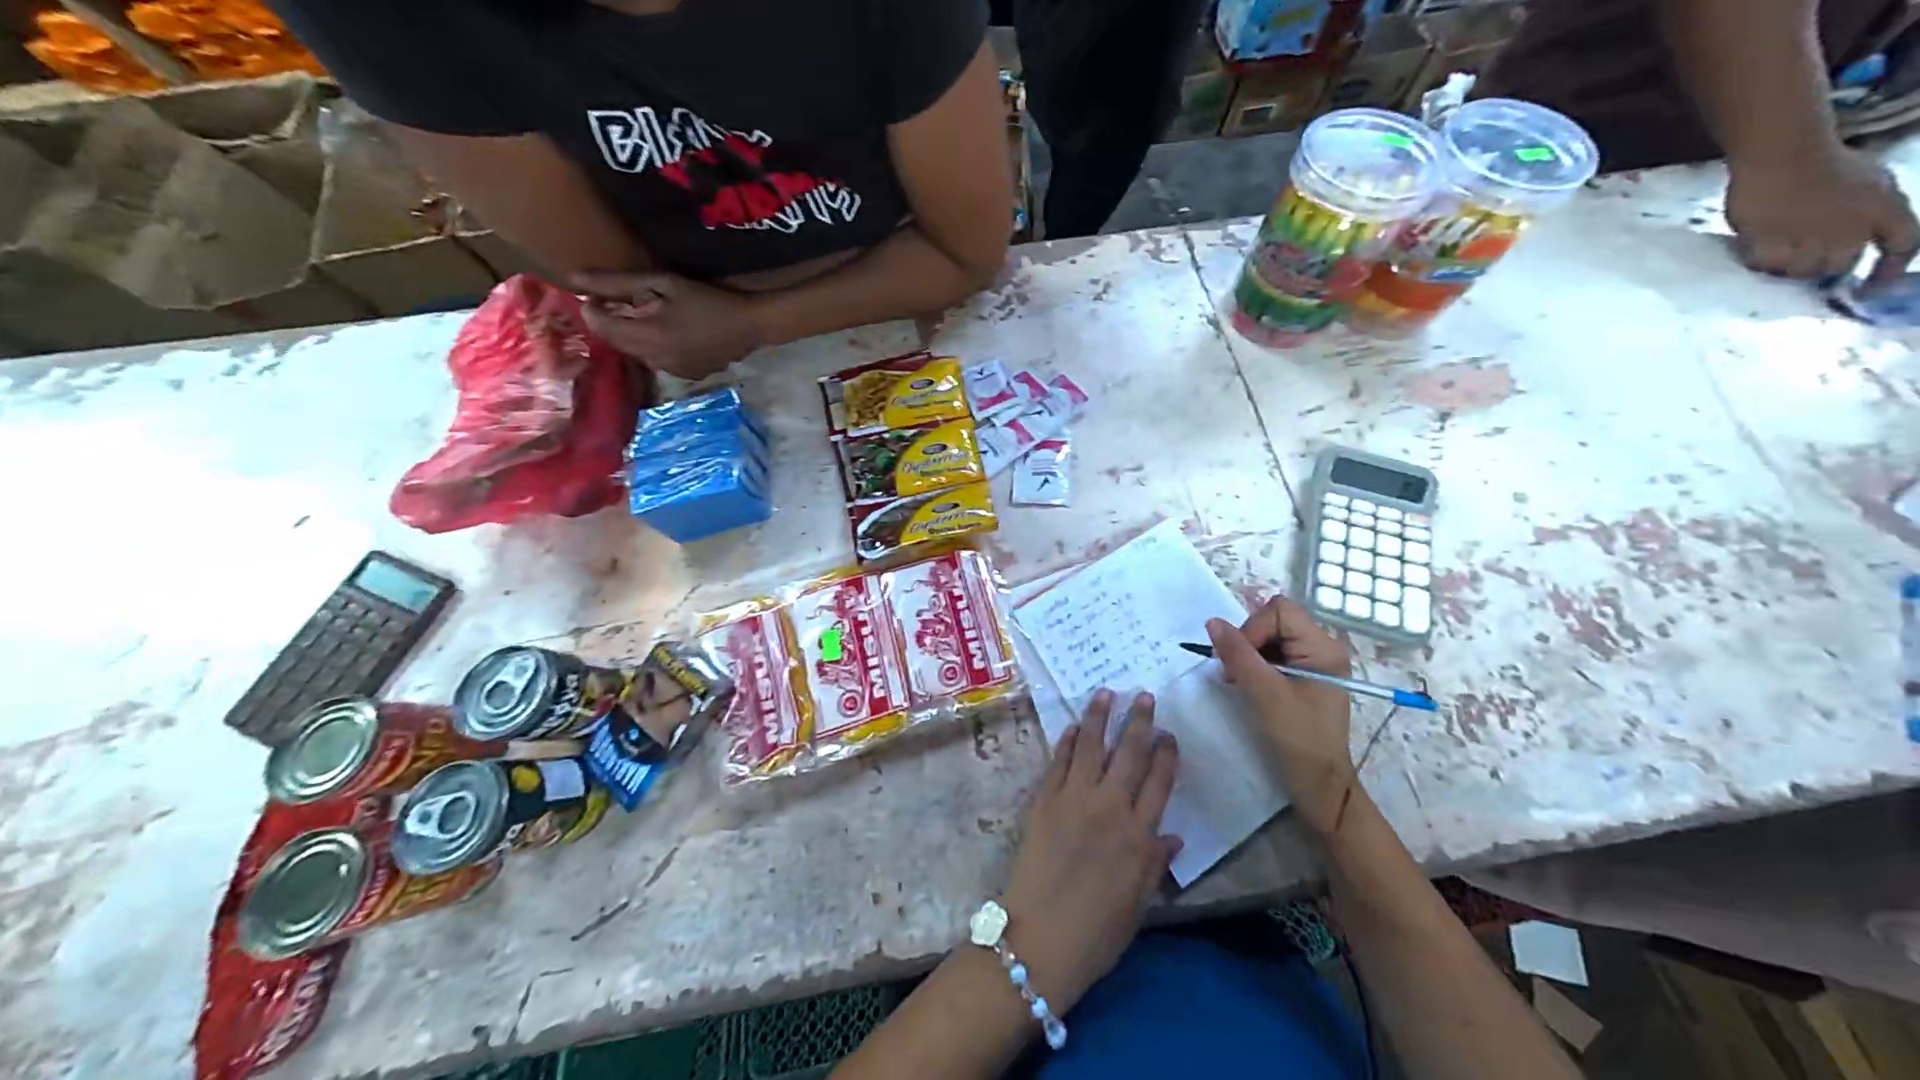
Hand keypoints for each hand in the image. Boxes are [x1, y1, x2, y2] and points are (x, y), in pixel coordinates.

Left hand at [573, 270, 764, 379]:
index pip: (601, 328)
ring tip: (647, 317)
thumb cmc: (708, 298)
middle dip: (613, 323)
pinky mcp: (686, 376)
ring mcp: (673, 372)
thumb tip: (574, 280)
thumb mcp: (664, 282)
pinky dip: (655, 348)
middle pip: (618, 343)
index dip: (593, 311)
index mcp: (649, 336)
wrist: (750, 325)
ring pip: (637, 354)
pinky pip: (658, 362)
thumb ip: (618, 283)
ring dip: (634, 336)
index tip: (598, 296)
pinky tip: (671, 334)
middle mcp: (657, 360)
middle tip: (620, 303)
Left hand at [999, 690, 1180, 1015]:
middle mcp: (1110, 808)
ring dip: (1100, 717)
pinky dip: (1068, 742)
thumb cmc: (1096, 932)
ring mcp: (1073, 800)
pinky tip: (1074, 727)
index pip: (1159, 782)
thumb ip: (1154, 864)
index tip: (1170, 734)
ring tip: (1106, 693)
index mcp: (1139, 836)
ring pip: (1091, 747)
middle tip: (1144, 695)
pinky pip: (1058, 763)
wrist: (1039, 939)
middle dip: (1139, 722)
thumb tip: (1173, 836)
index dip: (1166, 754)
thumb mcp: (1137, 904)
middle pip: (1129, 755)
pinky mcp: (1043, 802)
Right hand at [1206, 598, 1356, 836]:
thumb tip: (1213, 622)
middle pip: (1273, 620)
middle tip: (1234, 672)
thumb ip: (1238, 654)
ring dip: (1248, 654)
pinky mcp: (1303, 675)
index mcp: (1323, 647)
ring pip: (1269, 636)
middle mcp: (1322, 647)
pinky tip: (1247, 685)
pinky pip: (1272, 653)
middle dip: (1248, 641)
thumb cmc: (1297, 738)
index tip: (1239, 661)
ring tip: (1239, 681)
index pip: (1279, 611)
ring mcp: (1314, 661)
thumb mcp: (1263, 694)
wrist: (1319, 782)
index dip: (1252, 628)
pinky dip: (1254, 664)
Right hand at [1725, 146, 1919, 282]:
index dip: (1889, 268)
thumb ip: (1871, 212)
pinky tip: (1757, 254)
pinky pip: (1766, 265)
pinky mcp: (1768, 242)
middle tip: (1809, 269)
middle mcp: (1851, 227)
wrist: (1783, 154)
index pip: (1903, 244)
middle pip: (1842, 265)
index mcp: (1885, 208)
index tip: (1873, 287)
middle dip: (1827, 270)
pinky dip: (1762, 263)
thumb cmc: (1825, 162)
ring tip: (1780, 260)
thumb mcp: (1869, 181)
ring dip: (1791, 268)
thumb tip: (1860, 244)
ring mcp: (1808, 237)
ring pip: (1801, 270)